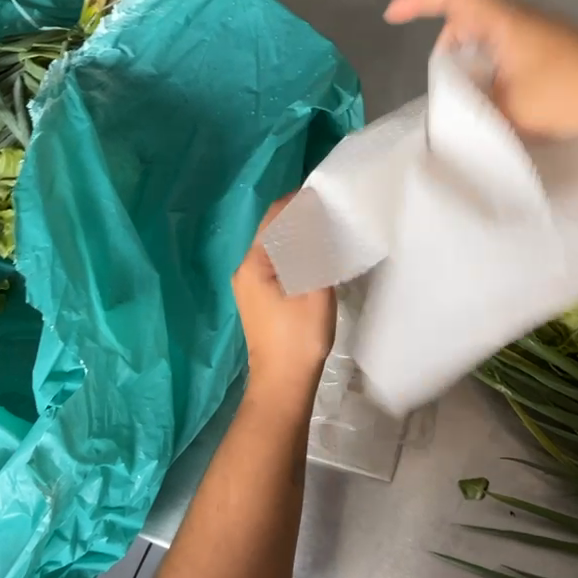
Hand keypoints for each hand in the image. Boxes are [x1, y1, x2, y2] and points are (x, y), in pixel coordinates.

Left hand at [233, 196, 335, 405]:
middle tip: (331, 208)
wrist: (282, 384)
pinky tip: (316, 254)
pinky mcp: (259, 297)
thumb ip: (313, 250)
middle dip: (299, 216)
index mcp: (254, 264)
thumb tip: (314, 220)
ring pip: (275, 246)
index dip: (298, 201)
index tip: (325, 193)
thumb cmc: (299, 337)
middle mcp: (245, 269)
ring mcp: (250, 285)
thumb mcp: (313, 288)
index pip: (274, 217)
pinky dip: (295, 252)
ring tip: (328, 227)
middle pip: (272, 230)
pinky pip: (276, 262)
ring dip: (298, 234)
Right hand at [384, 0, 577, 141]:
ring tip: (472, 90)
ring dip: (474, 54)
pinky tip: (506, 94)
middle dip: (447, 38)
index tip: (393, 16)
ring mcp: (546, 30)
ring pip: (494, 30)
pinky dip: (496, 61)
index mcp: (505, 20)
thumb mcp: (512, 110)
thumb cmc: (569, 94)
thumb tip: (460, 112)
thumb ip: (478, 110)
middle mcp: (523, 16)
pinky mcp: (562, 47)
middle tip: (443, 74)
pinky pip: (514, 44)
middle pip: (471, 12)